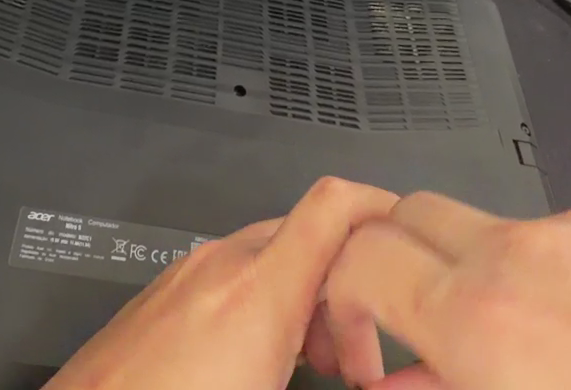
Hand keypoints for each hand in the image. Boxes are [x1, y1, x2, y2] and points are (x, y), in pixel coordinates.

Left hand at [43, 177, 398, 389]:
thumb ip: (326, 369)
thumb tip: (353, 365)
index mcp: (257, 291)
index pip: (334, 203)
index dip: (383, 208)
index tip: (409, 244)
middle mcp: (219, 265)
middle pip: (309, 234)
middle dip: (348, 284)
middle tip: (356, 355)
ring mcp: (185, 273)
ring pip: (270, 255)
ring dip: (305, 297)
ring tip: (309, 365)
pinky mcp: (161, 290)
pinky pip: (229, 273)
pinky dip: (261, 300)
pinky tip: (255, 360)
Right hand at [319, 195, 570, 389]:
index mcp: (488, 321)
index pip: (358, 254)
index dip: (336, 296)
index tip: (356, 354)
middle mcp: (524, 254)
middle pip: (405, 213)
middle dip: (385, 266)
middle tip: (407, 340)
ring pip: (479, 228)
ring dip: (462, 277)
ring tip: (510, 360)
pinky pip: (551, 239)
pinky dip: (531, 278)